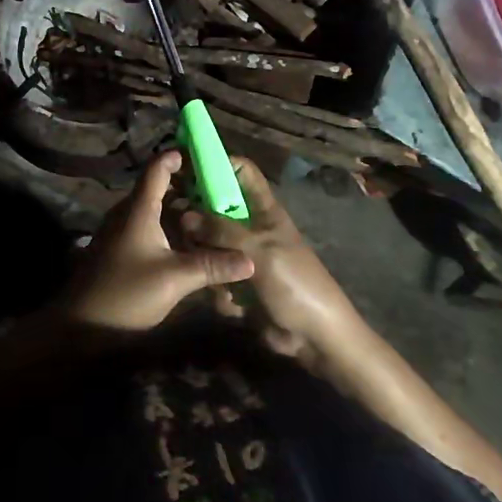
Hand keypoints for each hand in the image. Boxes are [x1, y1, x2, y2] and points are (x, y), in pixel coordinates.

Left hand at [63, 150, 253, 330]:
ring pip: (155, 210)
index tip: (206, 156)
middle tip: (221, 190)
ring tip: (212, 214)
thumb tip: (251, 260)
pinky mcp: (120, 252)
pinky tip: (190, 243)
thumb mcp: (175, 279)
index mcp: (138, 209)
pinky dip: (170, 228)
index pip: (158, 168)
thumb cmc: (125, 294)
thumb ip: (213, 266)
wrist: (77, 329)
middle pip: (159, 188)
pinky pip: (148, 228)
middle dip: (189, 186)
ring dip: (181, 209)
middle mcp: (127, 214)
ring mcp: (121, 233)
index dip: (180, 157)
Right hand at [184, 157, 364, 357]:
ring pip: (209, 251)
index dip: (217, 166)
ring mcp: (244, 259)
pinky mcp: (239, 287)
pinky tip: (238, 308)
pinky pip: (216, 281)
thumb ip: (222, 231)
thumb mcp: (260, 251)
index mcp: (264, 210)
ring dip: (213, 270)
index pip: (241, 172)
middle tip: (188, 239)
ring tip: (227, 287)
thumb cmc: (295, 283)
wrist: (315, 335)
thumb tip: (186, 214)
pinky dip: (223, 295)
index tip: (185, 170)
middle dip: (201, 229)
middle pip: (214, 212)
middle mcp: (251, 229)